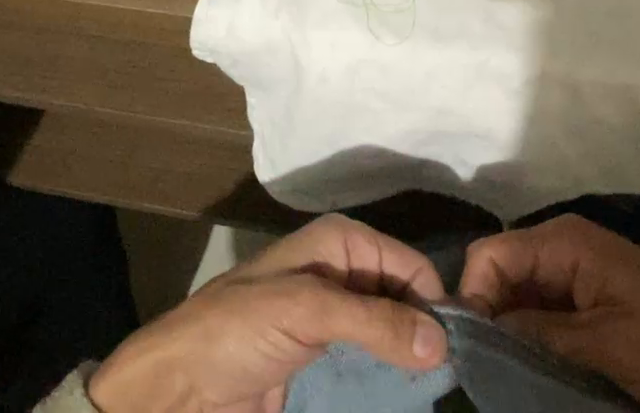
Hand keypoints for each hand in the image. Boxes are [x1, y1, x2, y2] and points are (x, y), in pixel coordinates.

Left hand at [88, 215, 448, 412]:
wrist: (179, 385)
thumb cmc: (237, 329)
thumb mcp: (306, 312)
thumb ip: (374, 321)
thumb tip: (443, 341)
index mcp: (339, 243)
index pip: (409, 265)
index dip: (435, 302)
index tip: (460, 350)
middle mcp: (343, 273)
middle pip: (404, 298)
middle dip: (426, 332)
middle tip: (451, 377)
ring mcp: (334, 318)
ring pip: (391, 333)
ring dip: (410, 359)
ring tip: (435, 392)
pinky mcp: (324, 357)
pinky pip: (371, 362)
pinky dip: (390, 377)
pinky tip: (404, 396)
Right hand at [459, 216, 639, 412]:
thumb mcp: (605, 345)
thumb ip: (535, 333)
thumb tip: (475, 332)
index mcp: (566, 241)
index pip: (489, 256)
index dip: (472, 297)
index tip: (470, 350)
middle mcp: (569, 249)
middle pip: (503, 275)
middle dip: (490, 316)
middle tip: (484, 369)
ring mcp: (586, 278)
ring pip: (523, 299)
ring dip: (513, 333)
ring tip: (508, 374)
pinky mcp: (602, 308)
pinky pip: (550, 317)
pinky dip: (538, 342)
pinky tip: (537, 371)